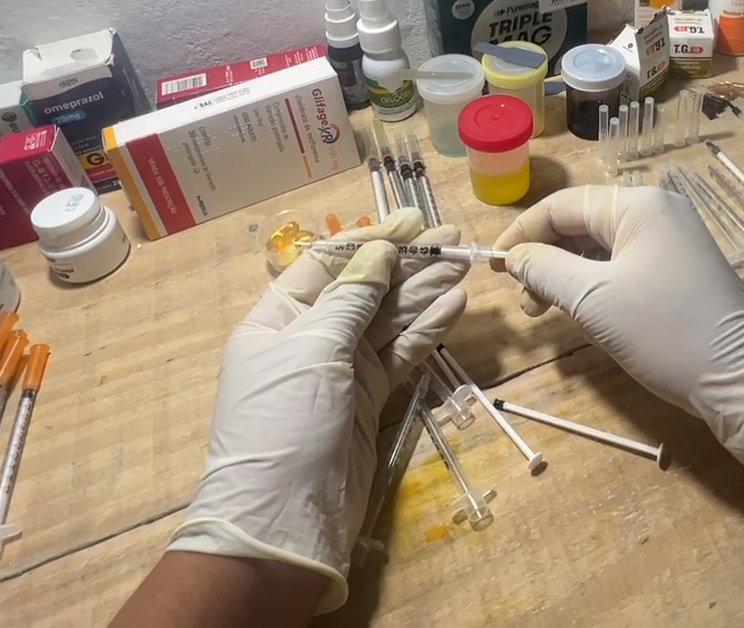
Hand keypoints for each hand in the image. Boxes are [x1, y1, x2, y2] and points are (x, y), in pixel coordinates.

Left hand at [168, 209, 466, 612]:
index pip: (330, 263)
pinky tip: (455, 305)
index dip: (372, 239)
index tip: (413, 221)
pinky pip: (402, 351)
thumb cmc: (286, 422)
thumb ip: (351, 297)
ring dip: (426, 290)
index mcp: (279, 318)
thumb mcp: (314, 348)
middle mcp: (312, 336)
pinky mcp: (370, 394)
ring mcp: (343, 367)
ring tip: (463, 264)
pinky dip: (427, 329)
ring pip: (390, 318)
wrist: (285, 523)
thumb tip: (379, 251)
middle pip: (367, 287)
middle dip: (409, 261)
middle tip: (454, 236)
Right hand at [494, 186, 743, 479]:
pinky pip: (624, 264)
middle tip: (525, 303)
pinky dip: (595, 284)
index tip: (492, 265)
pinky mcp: (679, 268)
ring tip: (545, 312)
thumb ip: (545, 269)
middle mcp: (657, 211)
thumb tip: (513, 255)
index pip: (563, 205)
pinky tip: (582, 311)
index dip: (522, 232)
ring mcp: (672, 239)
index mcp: (638, 205)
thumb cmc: (665, 332)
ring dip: (568, 275)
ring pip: (601, 247)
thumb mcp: (594, 300)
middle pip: (582, 224)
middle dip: (546, 258)